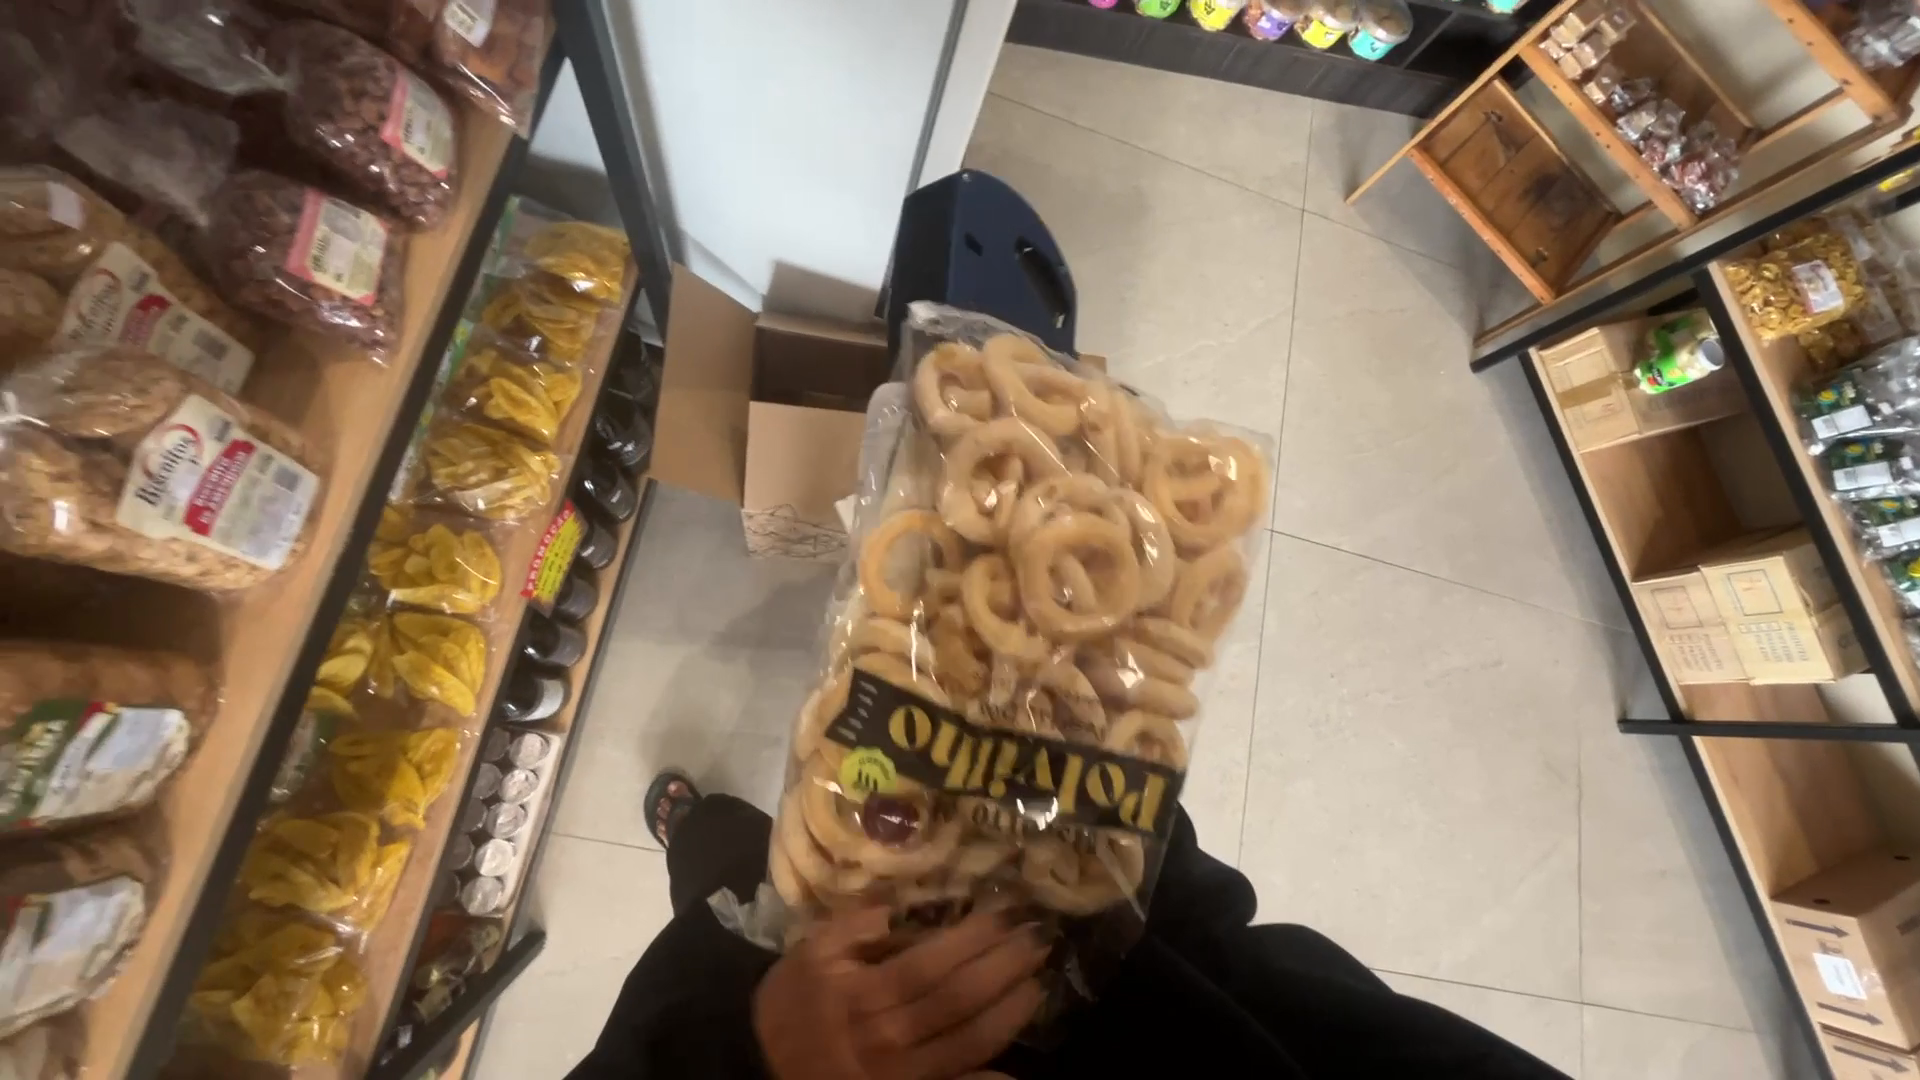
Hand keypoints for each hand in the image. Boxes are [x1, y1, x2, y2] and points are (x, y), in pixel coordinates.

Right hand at [753, 905, 1048, 1079]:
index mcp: (869, 995)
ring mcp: (903, 1075)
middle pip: (960, 999)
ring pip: (968, 1043)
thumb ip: (856, 926)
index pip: (934, 962)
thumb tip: (898, 913)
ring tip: (1039, 981)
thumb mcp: (814, 950)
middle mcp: (893, 1037)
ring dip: (1010, 1013)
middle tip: (1040, 938)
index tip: (1007, 912)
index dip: (975, 938)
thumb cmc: (793, 1000)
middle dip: (1005, 966)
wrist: (761, 1066)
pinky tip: (1016, 1071)